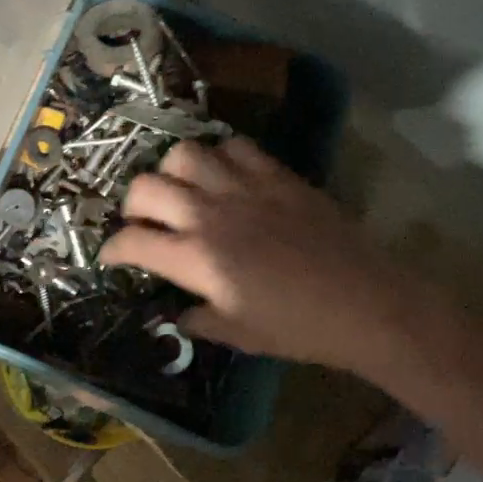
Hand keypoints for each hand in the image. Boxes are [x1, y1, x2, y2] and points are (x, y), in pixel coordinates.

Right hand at [98, 137, 445, 376]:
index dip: (113, 249)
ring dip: (171, 173)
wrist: (370, 303)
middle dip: (132, 206)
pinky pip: (233, 146)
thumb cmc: (300, 328)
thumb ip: (198, 319)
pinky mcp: (276, 175)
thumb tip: (177, 313)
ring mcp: (244, 188)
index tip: (113, 256)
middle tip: (144, 222)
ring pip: (183, 154)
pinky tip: (223, 177)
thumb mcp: (240, 335)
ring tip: (181, 191)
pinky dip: (218, 157)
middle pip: (145, 187)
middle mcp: (210, 214)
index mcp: (197, 259)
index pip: (132, 241)